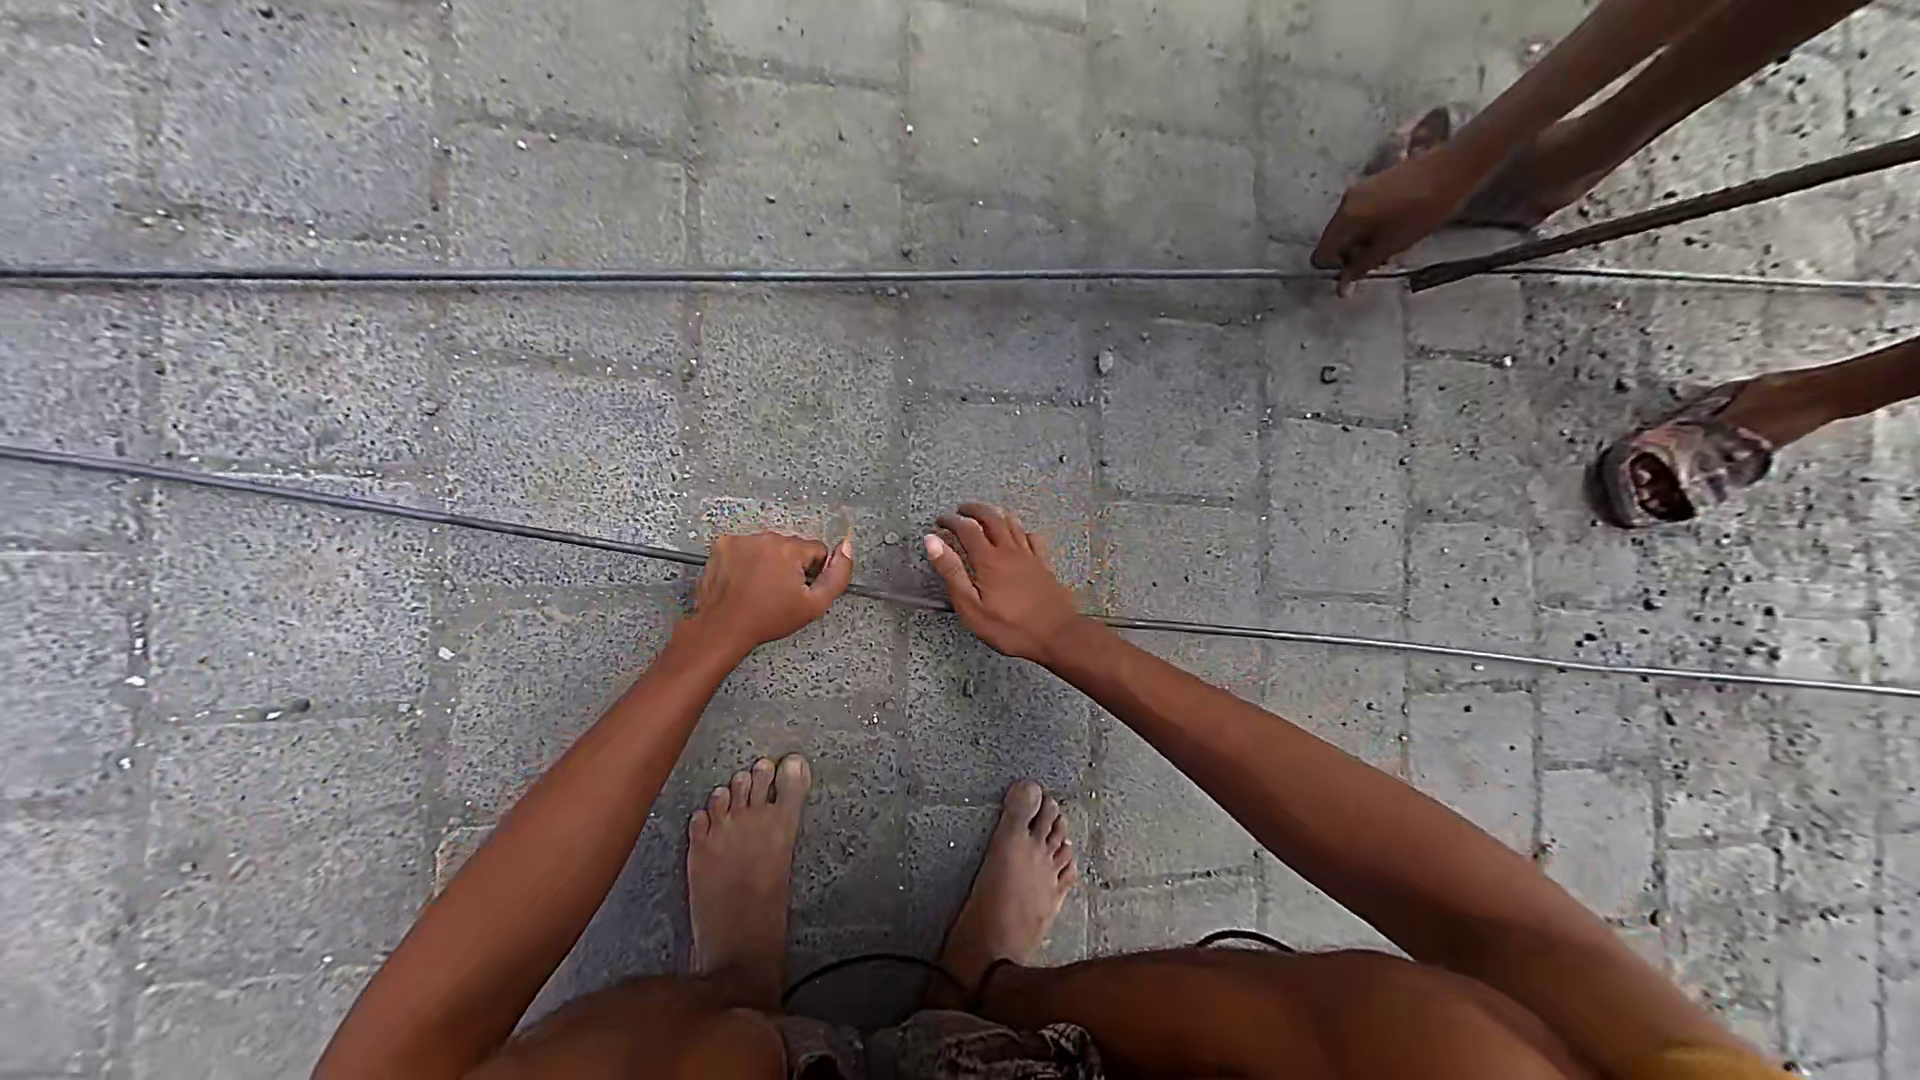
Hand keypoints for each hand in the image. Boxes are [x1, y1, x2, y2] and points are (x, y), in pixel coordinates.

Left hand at [686, 531, 852, 654]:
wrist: (724, 627)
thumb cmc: (766, 618)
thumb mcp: (815, 605)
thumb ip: (838, 575)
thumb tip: (846, 548)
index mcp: (789, 549)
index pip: (816, 550)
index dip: (812, 572)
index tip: (798, 588)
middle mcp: (765, 539)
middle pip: (792, 547)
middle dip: (790, 565)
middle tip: (779, 591)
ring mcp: (742, 541)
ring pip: (769, 546)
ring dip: (768, 561)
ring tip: (760, 587)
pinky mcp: (724, 545)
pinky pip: (747, 547)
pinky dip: (748, 560)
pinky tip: (745, 580)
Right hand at [924, 503, 1079, 664]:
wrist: (1056, 634)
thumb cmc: (1011, 627)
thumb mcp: (971, 606)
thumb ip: (951, 572)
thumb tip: (933, 543)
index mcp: (989, 561)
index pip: (966, 529)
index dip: (952, 521)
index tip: (942, 521)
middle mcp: (1010, 552)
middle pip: (991, 519)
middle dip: (974, 511)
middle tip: (962, 509)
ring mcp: (1030, 557)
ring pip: (1013, 524)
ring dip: (997, 514)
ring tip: (987, 512)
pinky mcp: (1044, 566)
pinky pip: (1033, 539)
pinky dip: (1023, 530)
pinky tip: (1022, 534)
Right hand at [1310, 145, 1483, 294]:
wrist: (1455, 166)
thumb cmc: (1422, 210)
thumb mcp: (1390, 245)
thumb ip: (1361, 267)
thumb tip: (1340, 289)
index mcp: (1345, 218)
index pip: (1322, 253)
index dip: (1335, 267)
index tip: (1358, 270)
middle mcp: (1345, 202)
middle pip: (1334, 239)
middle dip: (1350, 253)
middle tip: (1378, 258)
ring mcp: (1359, 189)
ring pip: (1348, 226)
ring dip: (1361, 239)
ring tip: (1388, 241)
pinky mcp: (1374, 182)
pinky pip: (1360, 212)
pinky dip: (1369, 224)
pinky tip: (1393, 224)